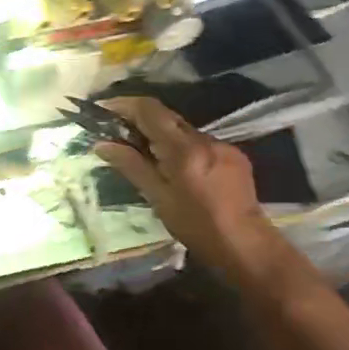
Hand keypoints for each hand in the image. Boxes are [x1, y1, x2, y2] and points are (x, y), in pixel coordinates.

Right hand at [92, 97, 294, 286]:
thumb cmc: (195, 225)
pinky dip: (181, 147)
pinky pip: (199, 143)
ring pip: (183, 131)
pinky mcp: (234, 156)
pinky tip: (175, 168)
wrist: (246, 245)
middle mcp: (205, 138)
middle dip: (139, 119)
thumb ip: (130, 165)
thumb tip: (102, 144)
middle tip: (117, 132)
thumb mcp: (156, 197)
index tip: (104, 110)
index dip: (124, 104)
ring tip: (143, 154)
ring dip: (161, 135)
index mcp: (183, 148)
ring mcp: (223, 145)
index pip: (150, 110)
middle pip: (166, 117)